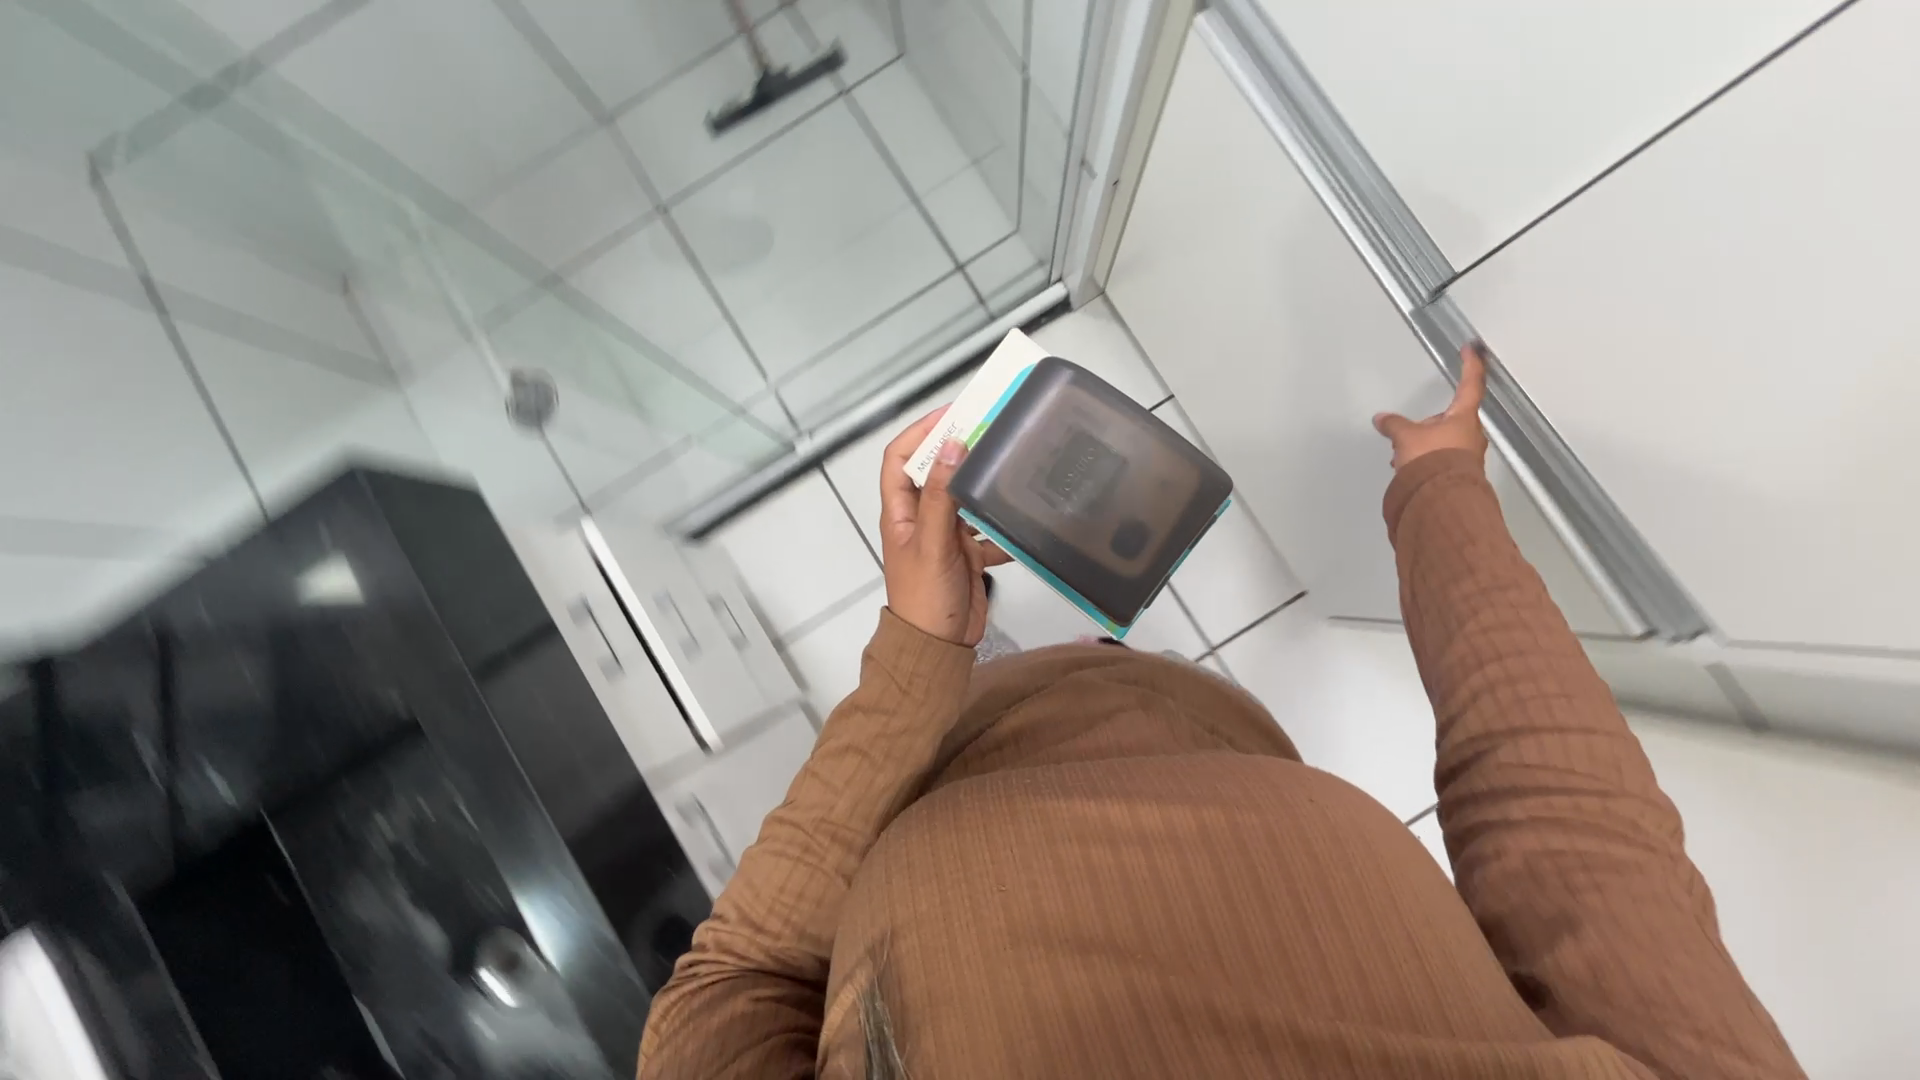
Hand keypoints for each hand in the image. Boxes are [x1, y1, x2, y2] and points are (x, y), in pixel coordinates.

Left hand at [878, 407, 1012, 644]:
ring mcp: (945, 536)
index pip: (899, 458)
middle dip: (960, 452)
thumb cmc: (924, 595)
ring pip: (965, 500)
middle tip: (993, 431)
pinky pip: (986, 532)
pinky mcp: (966, 554)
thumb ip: (942, 495)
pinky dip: (1002, 527)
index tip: (952, 414)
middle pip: (937, 474)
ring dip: (984, 487)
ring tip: (1013, 466)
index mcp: (901, 511)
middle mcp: (921, 518)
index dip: (920, 432)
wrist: (938, 647)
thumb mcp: (932, 542)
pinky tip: (1024, 520)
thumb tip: (953, 444)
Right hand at [1373, 343, 1489, 468]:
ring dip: (1427, 442)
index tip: (1472, 350)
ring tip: (1406, 453)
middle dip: (1433, 420)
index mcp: (1464, 417)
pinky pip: (1443, 457)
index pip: (1471, 383)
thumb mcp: (1405, 437)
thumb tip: (1383, 419)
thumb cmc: (1432, 461)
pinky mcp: (1460, 471)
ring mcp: (1468, 453)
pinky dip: (1427, 458)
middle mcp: (1471, 433)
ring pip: (1446, 439)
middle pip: (1454, 416)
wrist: (1439, 496)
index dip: (1471, 364)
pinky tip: (1410, 466)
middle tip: (1415, 426)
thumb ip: (1394, 425)